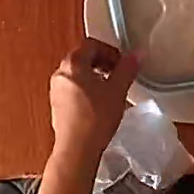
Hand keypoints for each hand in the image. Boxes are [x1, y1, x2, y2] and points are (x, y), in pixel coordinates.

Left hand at [49, 38, 139, 162]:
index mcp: (73, 64)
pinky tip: (99, 104)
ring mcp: (56, 90)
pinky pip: (72, 89)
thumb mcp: (117, 90)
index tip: (122, 62)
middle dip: (102, 62)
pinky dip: (86, 89)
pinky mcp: (57, 105)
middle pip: (82, 57)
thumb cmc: (95, 119)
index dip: (110, 51)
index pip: (91, 45)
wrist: (77, 148)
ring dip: (95, 76)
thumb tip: (137, 55)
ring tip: (110, 89)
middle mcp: (60, 74)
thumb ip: (127, 69)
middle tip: (118, 73)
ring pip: (77, 74)